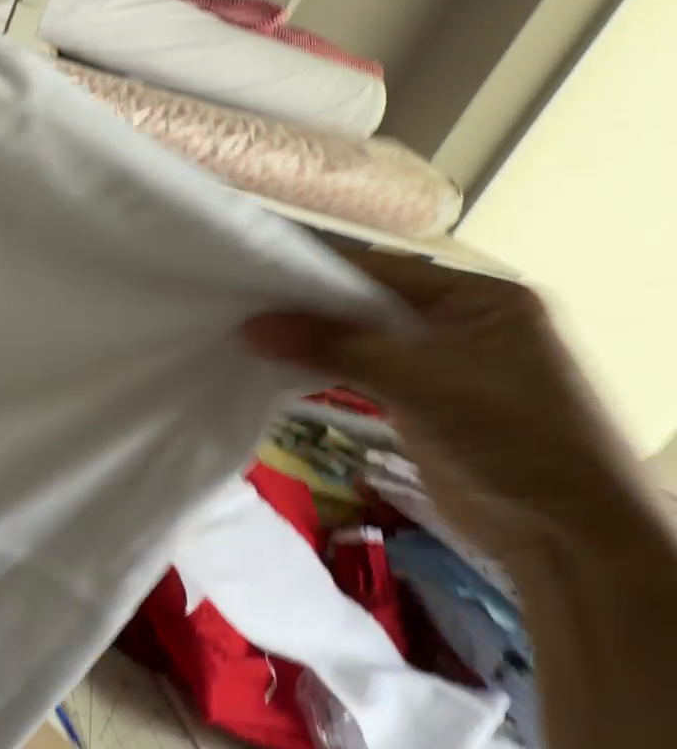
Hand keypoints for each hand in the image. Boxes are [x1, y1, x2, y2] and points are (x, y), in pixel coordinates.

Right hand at [242, 250, 654, 559]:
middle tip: (237, 305)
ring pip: (357, 335)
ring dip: (309, 337)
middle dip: (304, 306)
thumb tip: (250, 326)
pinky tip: (277, 362)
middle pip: (363, 300)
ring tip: (246, 333)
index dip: (312, 271)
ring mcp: (441, 359)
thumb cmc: (512, 439)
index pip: (378, 269)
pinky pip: (359, 366)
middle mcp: (460, 320)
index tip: (247, 274)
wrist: (568, 537)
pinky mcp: (421, 396)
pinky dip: (321, 364)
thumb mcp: (421, 382)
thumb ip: (333, 346)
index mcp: (480, 297)